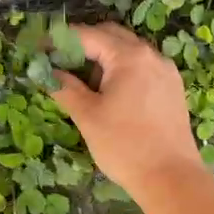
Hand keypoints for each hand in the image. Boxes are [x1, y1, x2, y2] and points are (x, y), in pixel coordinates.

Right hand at [48, 23, 205, 197]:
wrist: (171, 177)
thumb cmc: (125, 146)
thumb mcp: (87, 116)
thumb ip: (65, 88)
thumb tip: (48, 72)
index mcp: (129, 57)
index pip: (88, 35)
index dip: (60, 40)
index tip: (40, 50)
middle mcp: (152, 55)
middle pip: (112, 36)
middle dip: (84, 45)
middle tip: (60, 64)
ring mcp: (166, 72)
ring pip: (129, 52)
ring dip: (104, 59)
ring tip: (85, 86)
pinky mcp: (173, 89)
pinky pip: (143, 68)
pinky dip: (123, 72)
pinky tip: (111, 96)